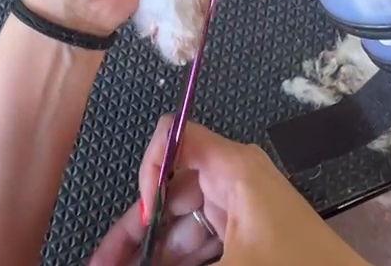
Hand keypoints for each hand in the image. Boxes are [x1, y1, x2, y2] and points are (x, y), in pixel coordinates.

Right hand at [88, 118, 368, 265]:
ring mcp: (241, 210)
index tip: (141, 215)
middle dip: (137, 228)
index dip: (149, 167)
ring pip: (183, 222)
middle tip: (100, 262)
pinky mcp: (249, 238)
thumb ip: (170, 262)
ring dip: (153, 252)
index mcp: (232, 166)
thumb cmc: (290, 264)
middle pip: (171, 189)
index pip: (176, 136)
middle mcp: (233, 179)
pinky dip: (179, 259)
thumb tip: (117, 262)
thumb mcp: (227, 265)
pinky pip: (202, 241)